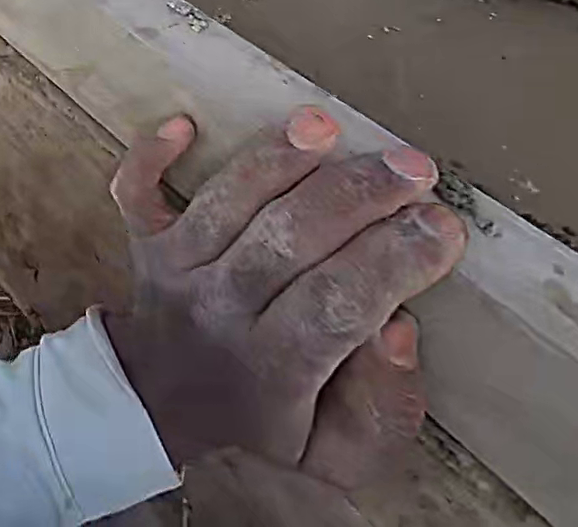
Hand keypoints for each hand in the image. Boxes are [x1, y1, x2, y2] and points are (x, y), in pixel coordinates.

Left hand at [102, 107, 465, 488]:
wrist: (160, 397)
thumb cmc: (259, 416)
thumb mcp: (333, 454)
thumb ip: (381, 409)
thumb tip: (399, 328)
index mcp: (271, 365)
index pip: (337, 304)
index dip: (393, 262)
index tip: (442, 224)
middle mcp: (217, 305)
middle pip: (286, 239)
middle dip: (354, 197)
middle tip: (412, 166)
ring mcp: (174, 264)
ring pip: (225, 202)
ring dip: (274, 160)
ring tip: (322, 126)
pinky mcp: (143, 235)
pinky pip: (135, 189)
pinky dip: (150, 154)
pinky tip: (184, 123)